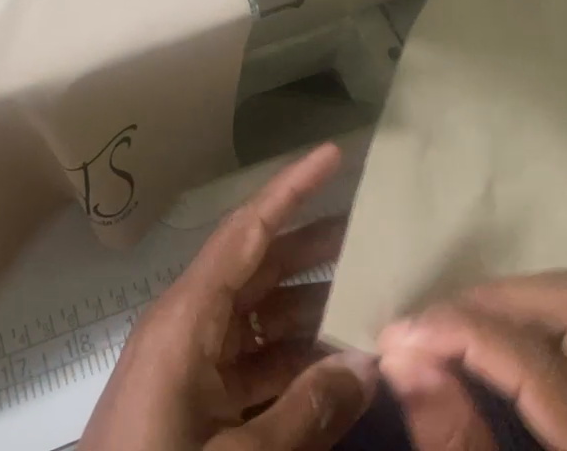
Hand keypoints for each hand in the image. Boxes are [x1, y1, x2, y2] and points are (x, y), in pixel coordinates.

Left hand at [79, 143, 377, 450]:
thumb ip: (307, 411)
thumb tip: (368, 366)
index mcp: (189, 315)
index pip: (247, 232)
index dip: (291, 189)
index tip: (333, 156)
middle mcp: (192, 321)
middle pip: (262, 266)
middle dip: (317, 248)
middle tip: (377, 233)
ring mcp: (195, 358)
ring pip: (264, 314)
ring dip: (314, 308)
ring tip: (373, 300)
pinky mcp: (199, 393)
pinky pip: (256, 357)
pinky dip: (297, 357)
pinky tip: (339, 365)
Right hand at [378, 269, 566, 450]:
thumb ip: (460, 444)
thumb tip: (406, 360)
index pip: (540, 365)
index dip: (460, 333)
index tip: (398, 336)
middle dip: (495, 301)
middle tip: (434, 326)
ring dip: (529, 296)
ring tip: (472, 324)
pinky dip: (559, 309)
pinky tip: (518, 336)